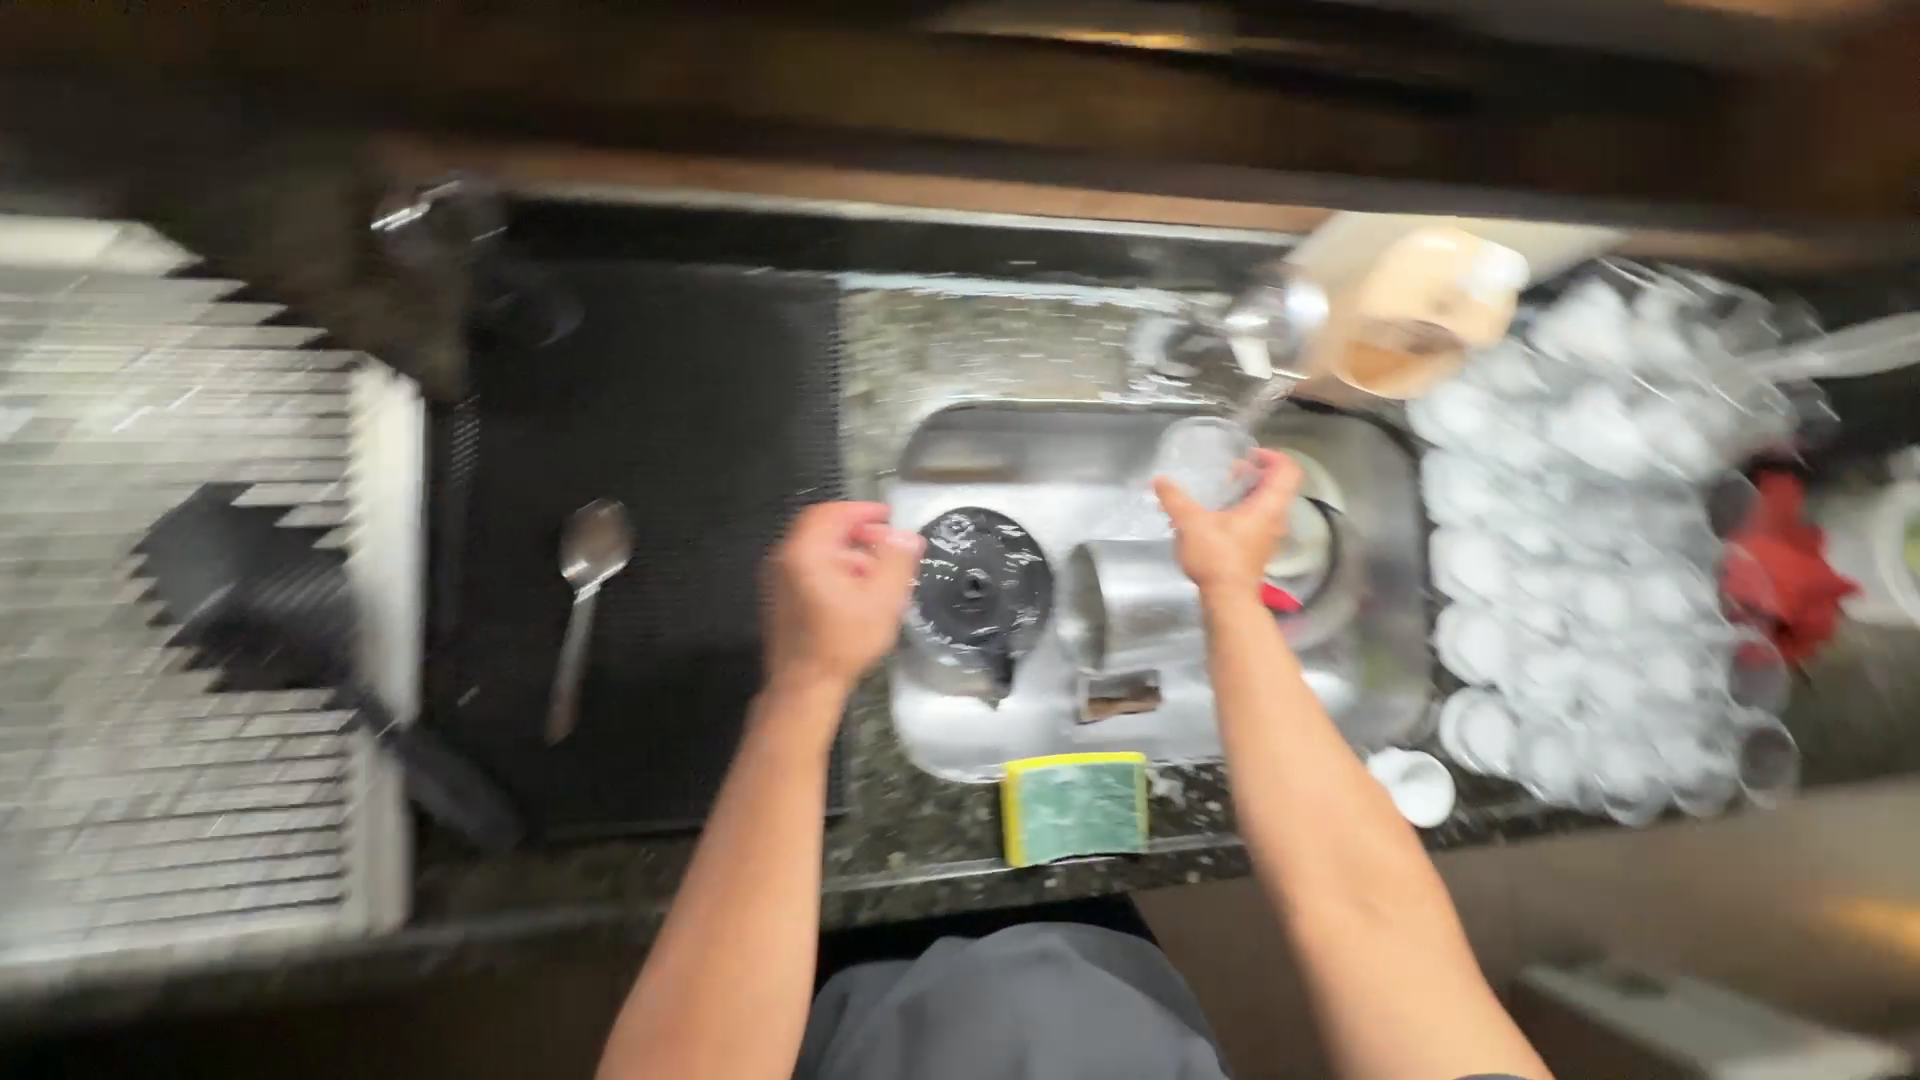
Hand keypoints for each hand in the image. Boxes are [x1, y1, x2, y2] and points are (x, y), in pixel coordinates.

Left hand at [764, 501, 922, 692]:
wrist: (804, 686)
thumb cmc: (843, 642)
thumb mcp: (883, 599)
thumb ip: (897, 560)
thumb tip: (907, 536)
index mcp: (805, 553)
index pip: (831, 513)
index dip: (861, 510)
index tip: (887, 517)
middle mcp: (784, 560)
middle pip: (822, 530)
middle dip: (858, 532)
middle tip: (886, 543)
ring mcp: (778, 581)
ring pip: (817, 552)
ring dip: (848, 553)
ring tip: (877, 573)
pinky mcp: (780, 600)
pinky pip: (809, 570)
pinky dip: (834, 569)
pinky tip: (856, 593)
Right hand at [1154, 448, 1302, 596]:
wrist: (1228, 598)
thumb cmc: (1217, 556)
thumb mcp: (1191, 523)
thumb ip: (1175, 499)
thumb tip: (1159, 481)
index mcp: (1268, 505)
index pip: (1288, 470)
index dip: (1272, 455)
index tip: (1248, 454)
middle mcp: (1276, 518)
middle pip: (1278, 485)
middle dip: (1255, 473)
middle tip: (1230, 471)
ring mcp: (1269, 535)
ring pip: (1268, 503)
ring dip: (1248, 492)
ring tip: (1221, 491)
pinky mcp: (1259, 548)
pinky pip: (1258, 518)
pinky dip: (1244, 509)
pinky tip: (1217, 516)